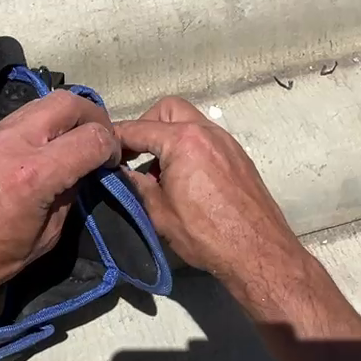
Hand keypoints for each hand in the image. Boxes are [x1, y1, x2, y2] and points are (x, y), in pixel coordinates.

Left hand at [0, 91, 120, 306]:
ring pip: (38, 104)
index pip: (90, 138)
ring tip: (67, 142)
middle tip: (96, 138)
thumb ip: (68, 197)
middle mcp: (10, 144)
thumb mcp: (44, 239)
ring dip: (61, 118)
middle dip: (91, 116)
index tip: (110, 161)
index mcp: (32, 175)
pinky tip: (33, 152)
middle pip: (66, 102)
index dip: (110, 146)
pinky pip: (12, 121)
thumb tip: (83, 171)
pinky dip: (33, 128)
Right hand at [115, 97, 309, 296]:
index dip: (115, 137)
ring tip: (159, 169)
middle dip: (147, 125)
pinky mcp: (238, 155)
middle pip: (167, 109)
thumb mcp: (159, 213)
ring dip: (169, 135)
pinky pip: (206, 137)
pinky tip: (183, 177)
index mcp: (183, 141)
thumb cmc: (206, 235)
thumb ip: (137, 185)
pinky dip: (189, 146)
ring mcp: (226, 141)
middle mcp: (206, 131)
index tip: (102, 149)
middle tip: (135, 153)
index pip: (138, 128)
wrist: (257, 251)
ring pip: (189, 121)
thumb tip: (122, 172)